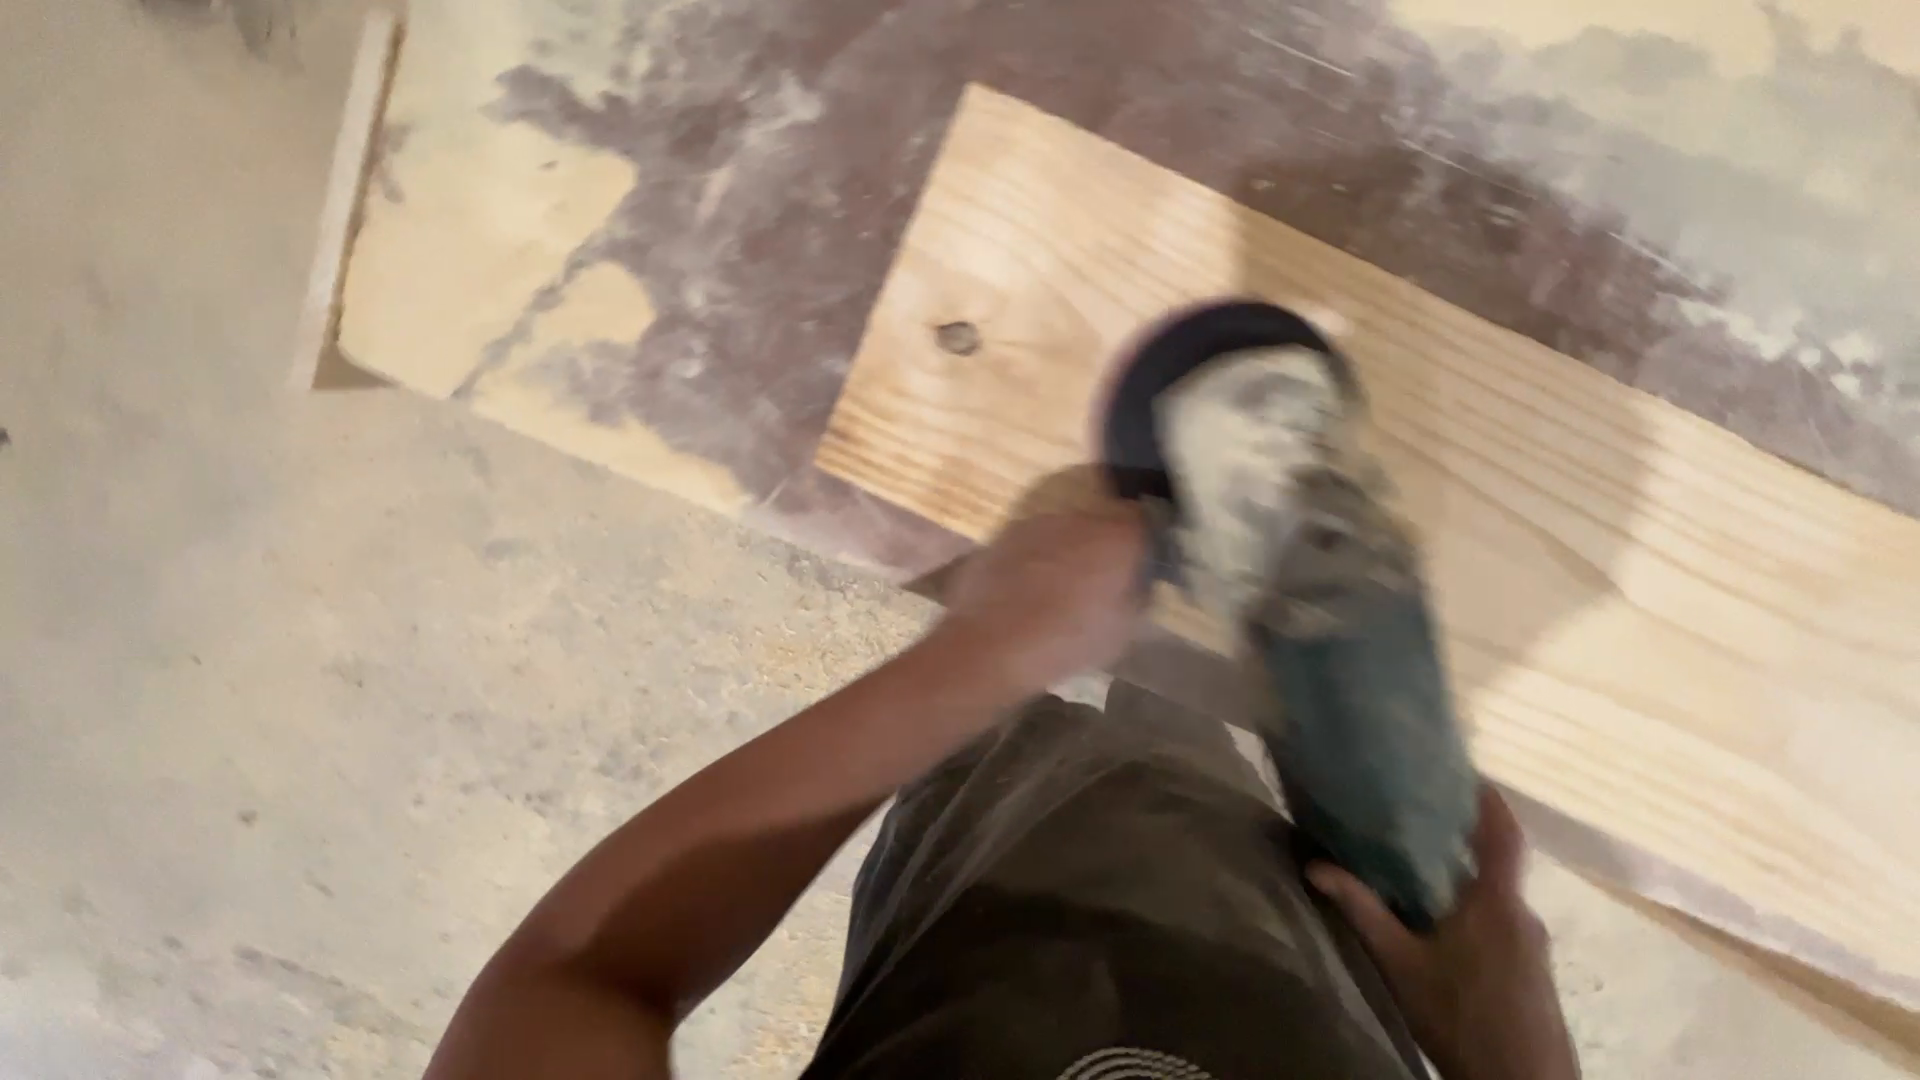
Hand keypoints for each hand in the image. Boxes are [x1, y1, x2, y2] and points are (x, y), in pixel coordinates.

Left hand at [924, 501, 1150, 695]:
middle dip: (1101, 548)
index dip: (1142, 542)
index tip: (1139, 565)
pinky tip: (1024, 594)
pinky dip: (1032, 562)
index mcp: (1116, 537)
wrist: (990, 645)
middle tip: (1097, 584)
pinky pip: (1030, 546)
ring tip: (1056, 593)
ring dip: (1065, 554)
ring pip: (1062, 533)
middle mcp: (1078, 519)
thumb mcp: (1122, 629)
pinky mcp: (1002, 537)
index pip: (1144, 519)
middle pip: (1099, 524)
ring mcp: (1035, 524)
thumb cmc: (1066, 642)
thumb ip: (1136, 593)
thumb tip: (1137, 579)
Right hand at [1308, 787, 1579, 1079]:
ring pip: (1496, 895)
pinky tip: (1439, 920)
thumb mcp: (1399, 962)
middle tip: (1413, 818)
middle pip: (1495, 863)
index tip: (1465, 771)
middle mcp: (1523, 916)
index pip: (1503, 836)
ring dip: (1462, 877)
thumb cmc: (1461, 1017)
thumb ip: (1361, 909)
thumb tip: (1314, 865)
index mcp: (1496, 904)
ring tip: (1416, 866)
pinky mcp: (1533, 969)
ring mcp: (1534, 945)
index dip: (1489, 799)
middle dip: (1458, 839)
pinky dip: (1473, 905)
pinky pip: (1502, 919)